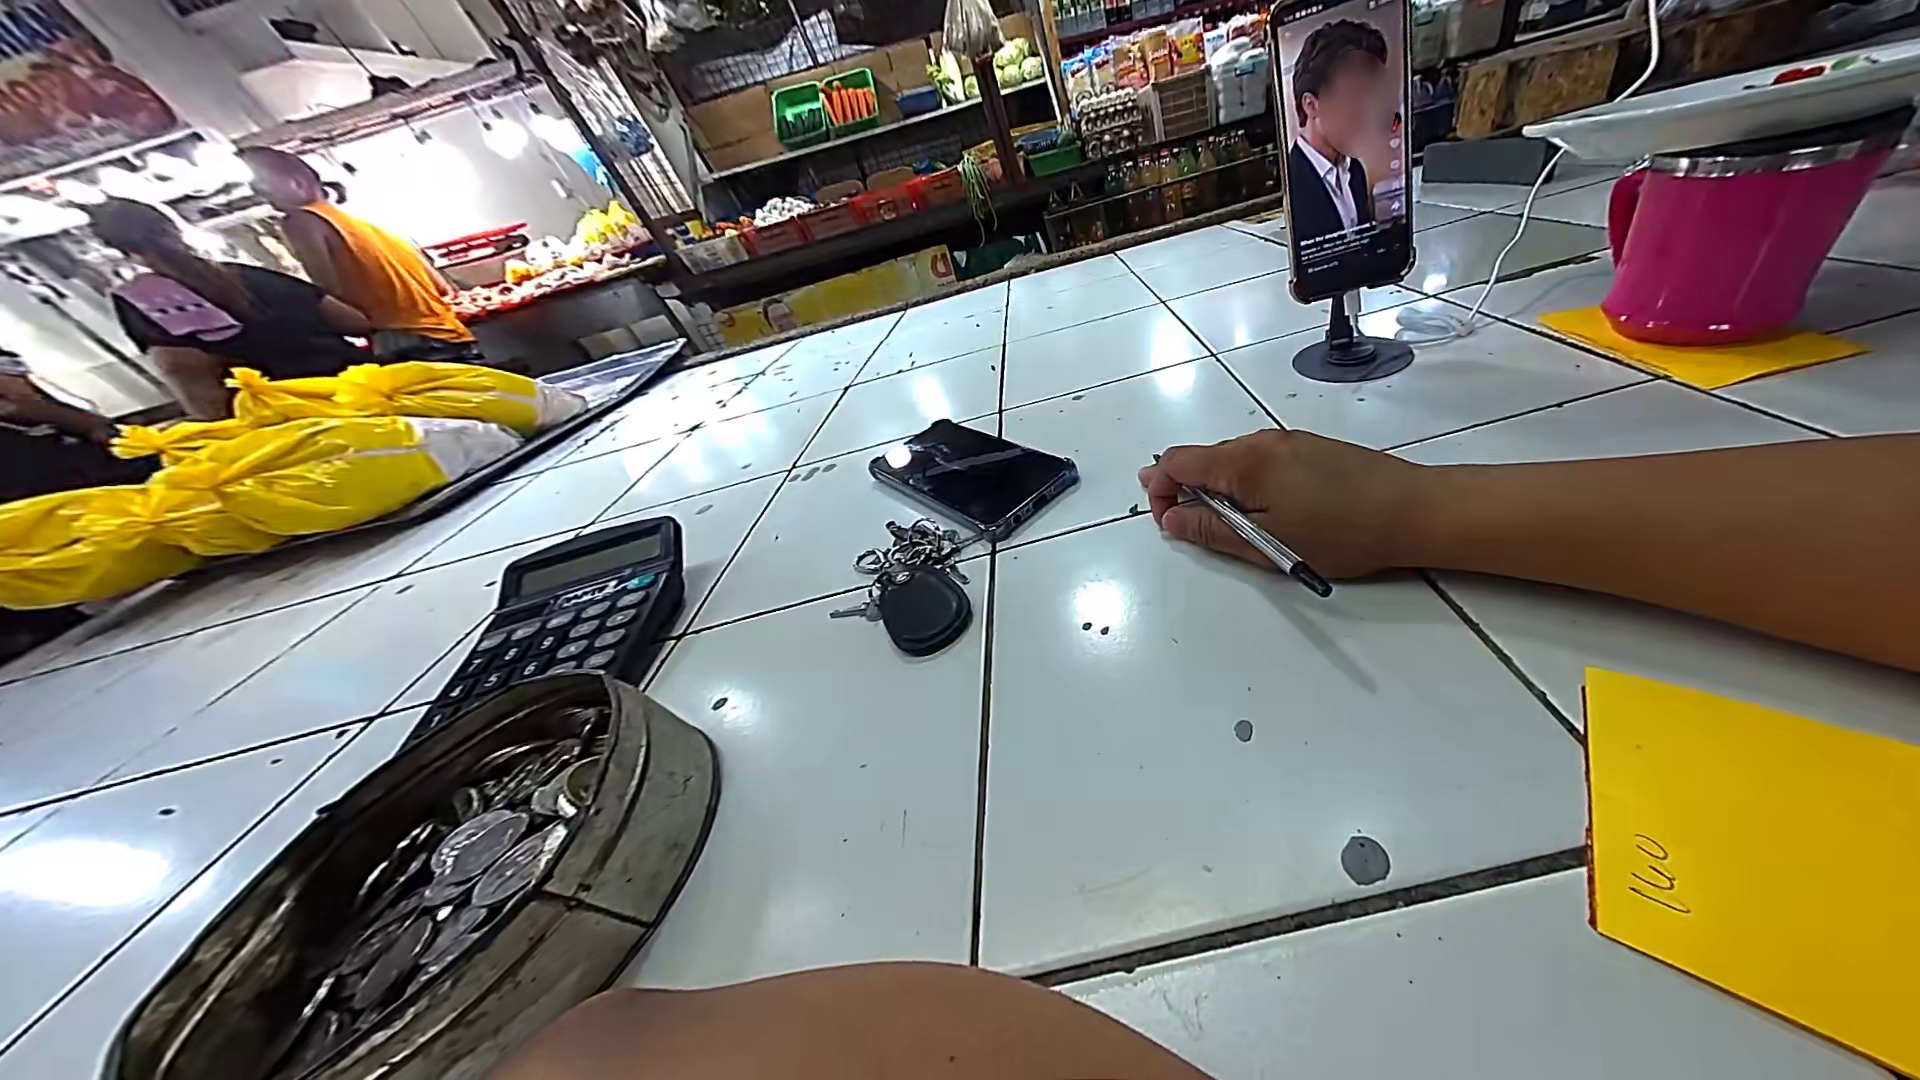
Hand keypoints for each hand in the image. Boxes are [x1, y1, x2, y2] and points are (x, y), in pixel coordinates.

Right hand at [1137, 429, 1430, 578]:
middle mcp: (1260, 441)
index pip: (1174, 462)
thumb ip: (1210, 530)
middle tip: (1195, 526)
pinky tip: (1266, 507)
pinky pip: (1256, 459)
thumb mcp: (1267, 542)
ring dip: (1215, 487)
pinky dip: (1242, 481)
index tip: (1167, 520)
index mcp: (1243, 461)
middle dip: (1184, 490)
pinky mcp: (1307, 446)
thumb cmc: (1341, 531)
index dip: (1157, 489)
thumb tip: (1170, 519)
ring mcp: (1286, 440)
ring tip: (1235, 523)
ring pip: (1228, 459)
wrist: (1419, 510)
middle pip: (1199, 458)